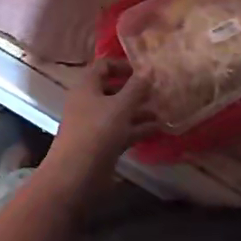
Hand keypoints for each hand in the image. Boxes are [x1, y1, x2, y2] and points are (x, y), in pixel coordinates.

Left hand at [40, 58, 158, 195]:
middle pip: (113, 89)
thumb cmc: (97, 132)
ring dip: (140, 110)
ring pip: (119, 112)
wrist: (76, 176)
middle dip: (136, 90)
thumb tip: (149, 68)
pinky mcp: (102, 145)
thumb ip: (136, 87)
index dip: (122, 64)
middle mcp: (89, 102)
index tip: (144, 70)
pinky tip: (159, 128)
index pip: (103, 66)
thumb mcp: (120, 106)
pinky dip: (138, 128)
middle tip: (158, 90)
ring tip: (164, 109)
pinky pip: (122, 130)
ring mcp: (95, 125)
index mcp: (87, 87)